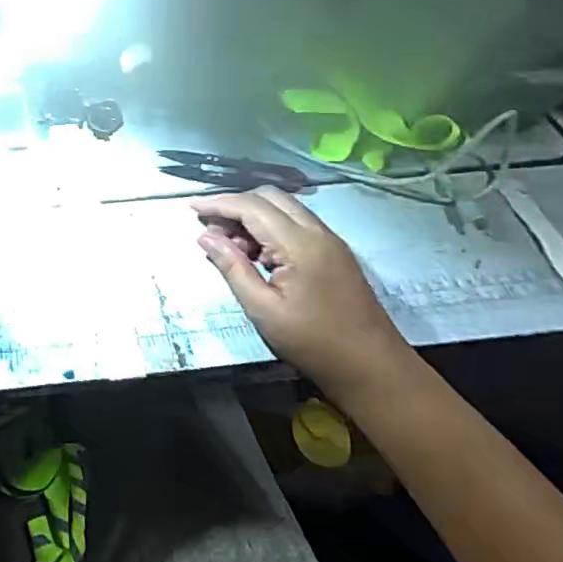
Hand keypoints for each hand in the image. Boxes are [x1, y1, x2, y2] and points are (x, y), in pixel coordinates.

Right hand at [192, 187, 414, 395]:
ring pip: (286, 208)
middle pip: (270, 197)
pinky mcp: (335, 251)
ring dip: (255, 215)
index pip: (252, 206)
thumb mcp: (263, 309)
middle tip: (211, 228)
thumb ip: (233, 268)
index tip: (192, 207)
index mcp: (299, 243)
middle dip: (236, 205)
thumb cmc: (312, 342)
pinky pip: (298, 223)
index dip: (219, 203)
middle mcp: (317, 231)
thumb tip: (206, 237)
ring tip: (232, 245)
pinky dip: (273, 227)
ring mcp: (330, 239)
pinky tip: (260, 254)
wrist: (370, 364)